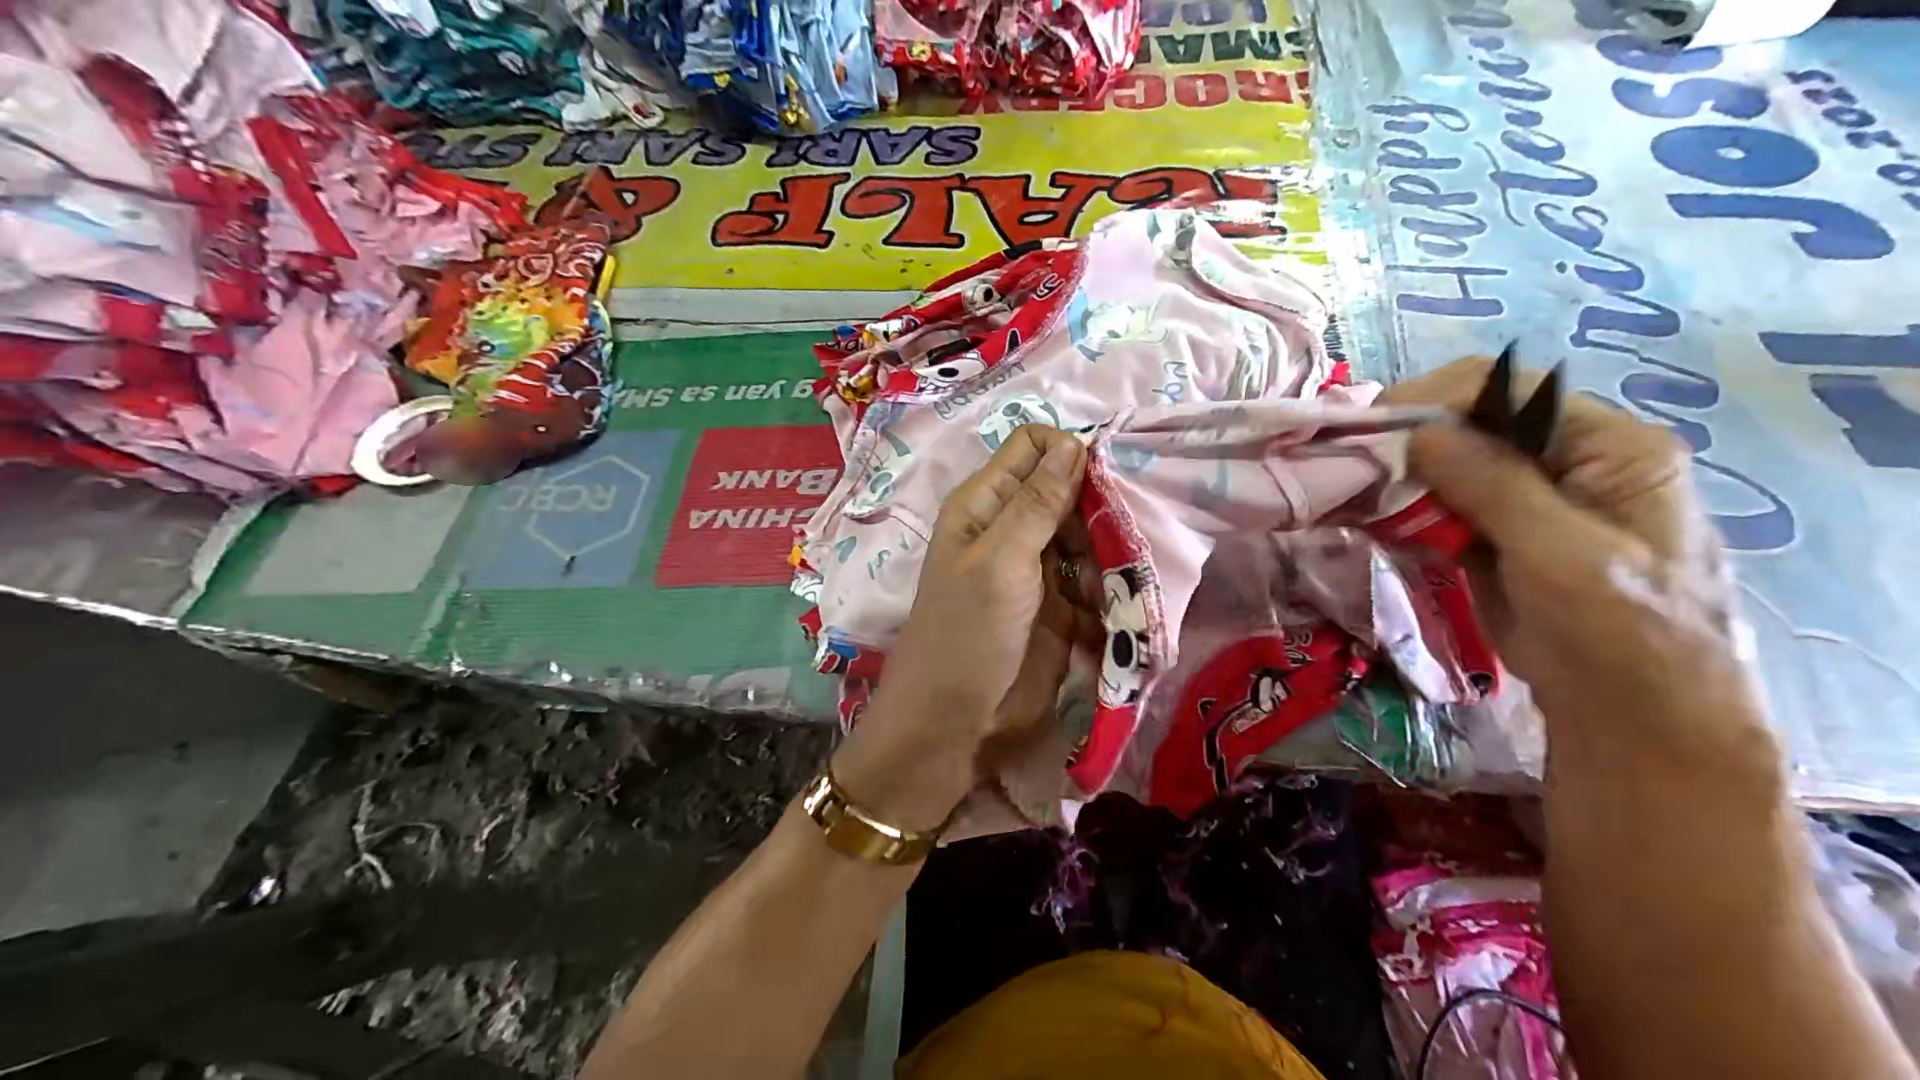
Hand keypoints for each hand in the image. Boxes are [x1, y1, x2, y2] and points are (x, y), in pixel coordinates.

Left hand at [831, 426, 1098, 830]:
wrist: (956, 725)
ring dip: (1107, 558)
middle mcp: (1011, 529)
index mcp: (985, 504)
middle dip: (1098, 512)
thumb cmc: (968, 634)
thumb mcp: (1000, 561)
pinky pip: (1095, 582)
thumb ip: (1038, 503)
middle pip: (1069, 492)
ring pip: (1089, 538)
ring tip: (1104, 591)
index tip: (1103, 485)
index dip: (1069, 455)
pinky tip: (1112, 614)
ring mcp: (1037, 570)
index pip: (1033, 448)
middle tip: (1114, 544)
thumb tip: (1075, 442)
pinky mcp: (1060, 608)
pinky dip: (1107, 593)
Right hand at [1383, 358, 1782, 800]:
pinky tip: (1377, 521)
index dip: (1442, 397)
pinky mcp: (1497, 537)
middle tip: (1354, 464)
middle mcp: (1570, 463)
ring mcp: (1530, 502)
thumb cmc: (1621, 634)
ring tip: (1355, 493)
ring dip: (1403, 478)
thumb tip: (1422, 430)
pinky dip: (1407, 511)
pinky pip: (1443, 507)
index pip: (1515, 392)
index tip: (1374, 425)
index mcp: (1612, 449)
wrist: (1633, 718)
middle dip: (1413, 441)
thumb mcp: (1562, 554)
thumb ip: (1495, 485)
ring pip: (1451, 467)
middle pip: (1476, 425)